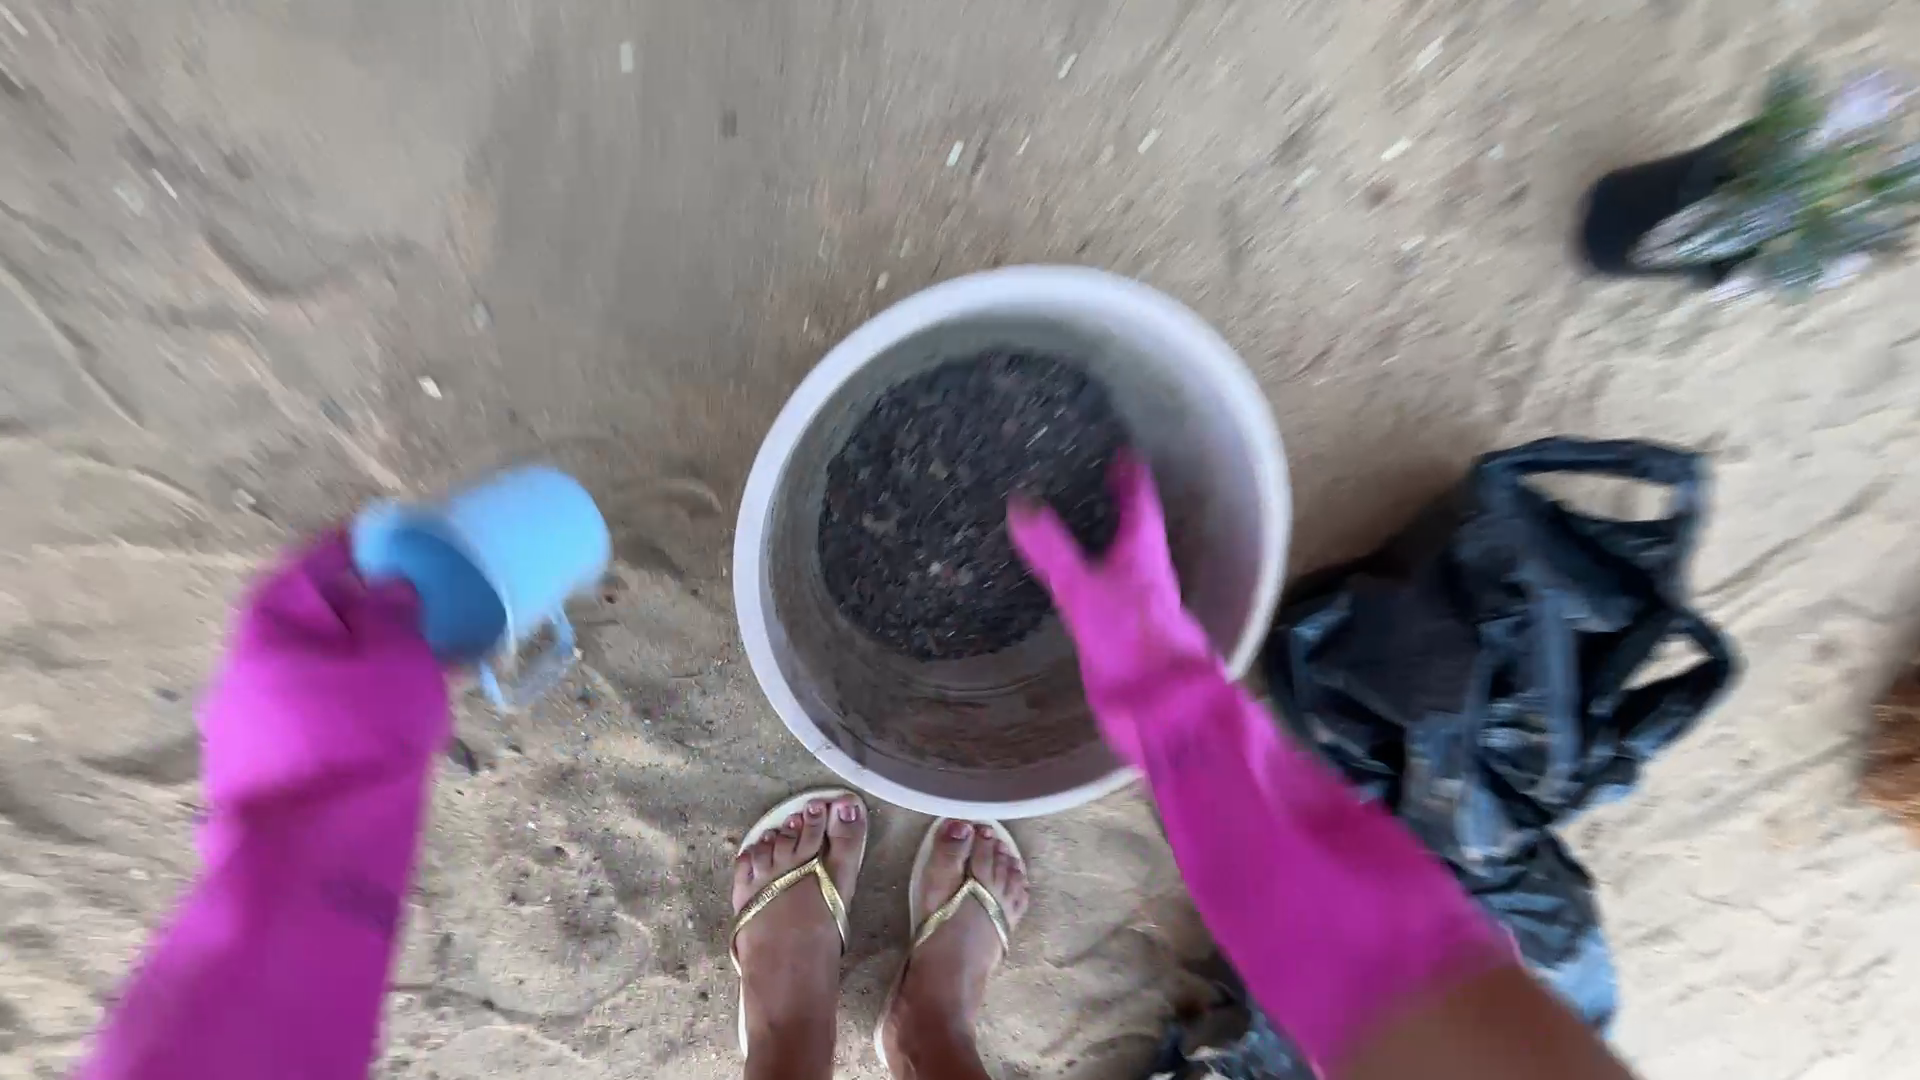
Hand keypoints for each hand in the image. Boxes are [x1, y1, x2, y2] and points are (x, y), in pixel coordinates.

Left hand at [201, 532, 449, 807]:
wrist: (320, 840)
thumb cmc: (364, 729)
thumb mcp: (398, 659)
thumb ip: (395, 613)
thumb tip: (388, 585)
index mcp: (272, 628)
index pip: (311, 565)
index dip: (354, 545)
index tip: (396, 536)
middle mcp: (249, 665)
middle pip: (314, 616)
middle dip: (370, 605)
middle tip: (424, 600)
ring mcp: (255, 714)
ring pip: (324, 663)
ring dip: (373, 652)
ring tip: (430, 654)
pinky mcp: (272, 754)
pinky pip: (325, 700)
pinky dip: (364, 688)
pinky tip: (407, 701)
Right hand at [1007, 454, 1220, 759]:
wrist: (1156, 706)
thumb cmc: (1132, 639)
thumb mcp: (1083, 588)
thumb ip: (1052, 550)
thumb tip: (1019, 504)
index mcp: (1143, 550)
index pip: (1139, 499)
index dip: (1129, 474)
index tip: (1120, 451)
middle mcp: (1143, 570)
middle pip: (1132, 526)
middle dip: (1113, 503)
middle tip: (1090, 478)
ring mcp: (1131, 601)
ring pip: (1116, 557)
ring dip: (1098, 538)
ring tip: (1071, 521)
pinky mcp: (1117, 629)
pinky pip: (1097, 588)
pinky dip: (1082, 573)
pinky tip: (1063, 578)